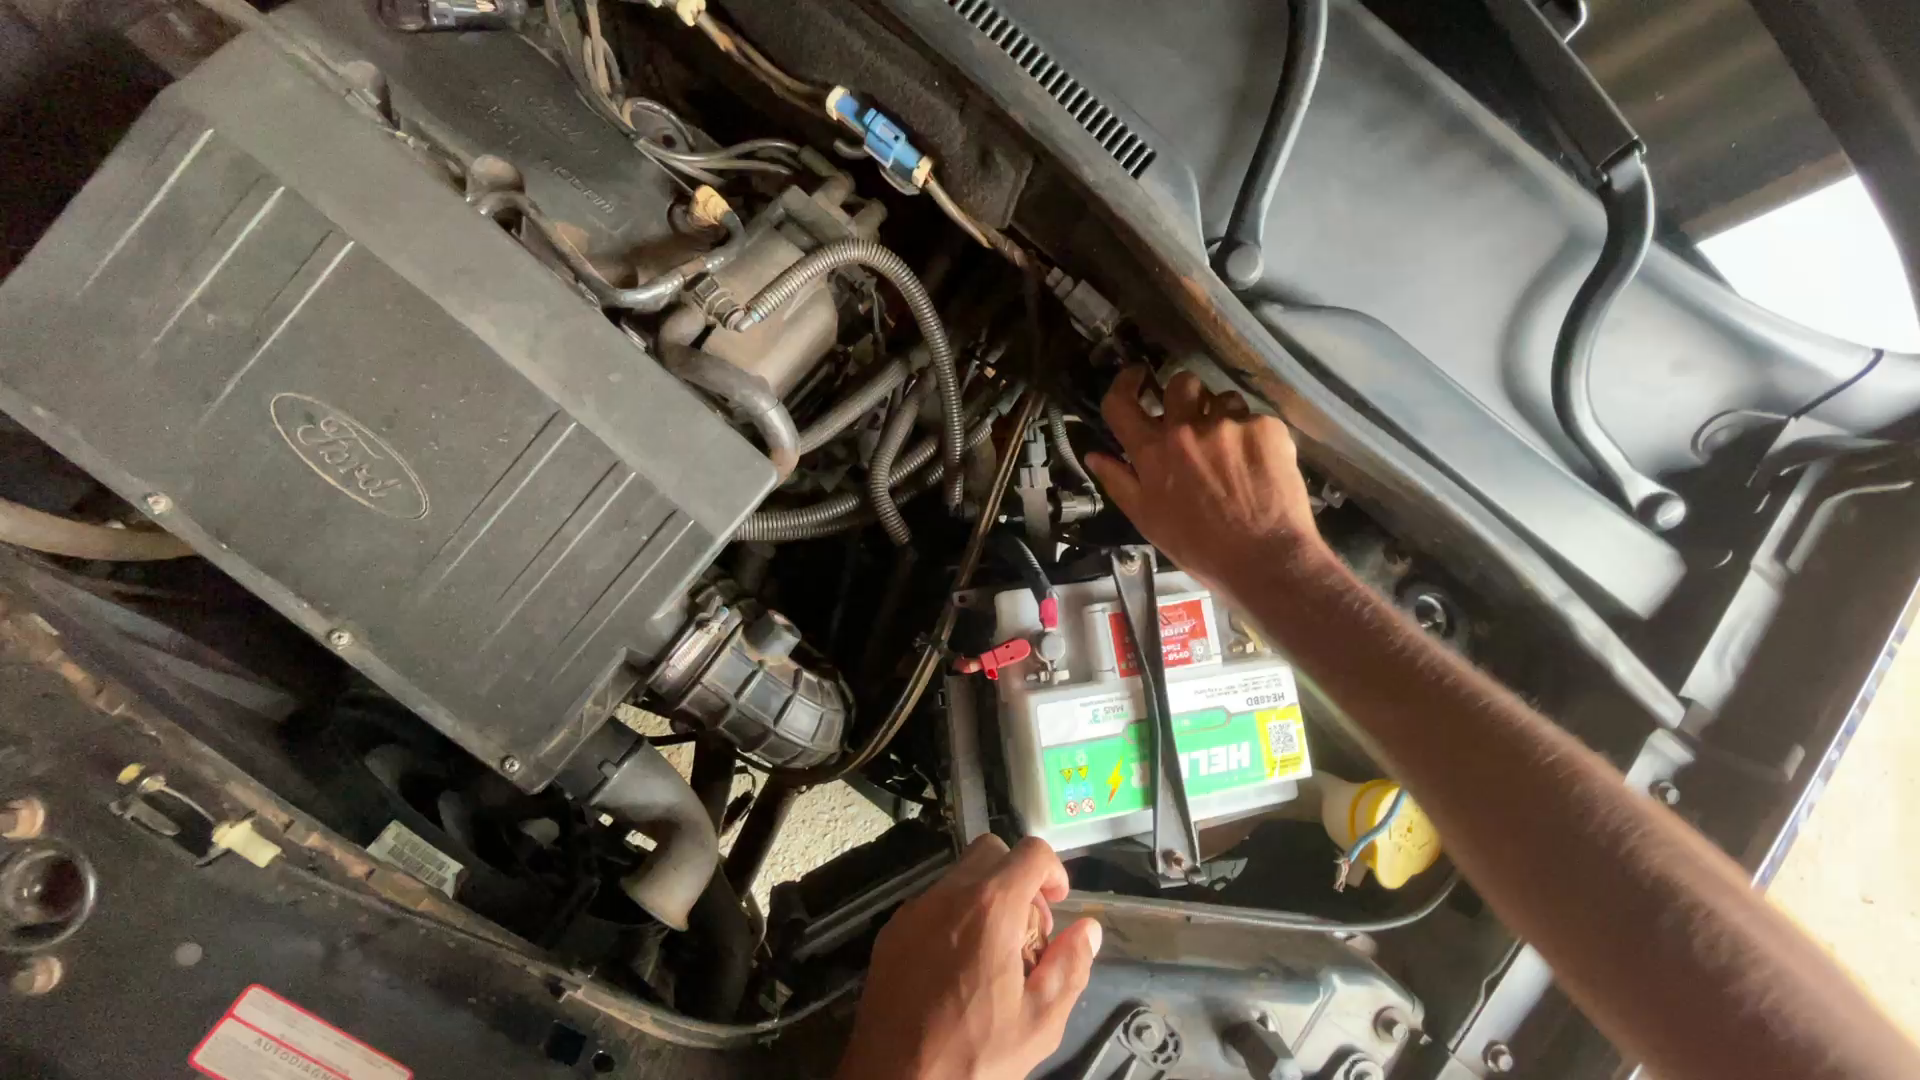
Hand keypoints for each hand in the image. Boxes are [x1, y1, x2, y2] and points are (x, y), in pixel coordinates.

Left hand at [835, 835, 1102, 1079]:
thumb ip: (1070, 968)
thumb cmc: (972, 1057)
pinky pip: (931, 902)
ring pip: (959, 875)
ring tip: (992, 952)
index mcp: (990, 908)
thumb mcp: (1038, 1023)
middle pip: (992, 852)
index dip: (1054, 870)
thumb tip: (1088, 929)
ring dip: (985, 896)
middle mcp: (949, 894)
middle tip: (1026, 929)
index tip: (1058, 904)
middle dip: (1018, 877)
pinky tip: (956, 965)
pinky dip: (953, 915)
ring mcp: (914, 909)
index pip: (1031, 852)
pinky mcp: (892, 929)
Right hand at [1086, 367, 1326, 587]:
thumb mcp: (1146, 519)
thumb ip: (1118, 481)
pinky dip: (1252, 436)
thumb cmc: (1197, 546)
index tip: (1136, 378)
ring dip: (1220, 415)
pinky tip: (1257, 464)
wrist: (1263, 558)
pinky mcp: (1266, 428)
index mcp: (1152, 452)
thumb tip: (1094, 454)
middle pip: (1179, 383)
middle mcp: (1187, 428)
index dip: (1125, 383)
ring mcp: (1229, 424)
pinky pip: (1254, 418)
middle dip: (1183, 395)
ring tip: (1229, 448)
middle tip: (1191, 418)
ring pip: (1221, 398)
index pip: (1122, 402)